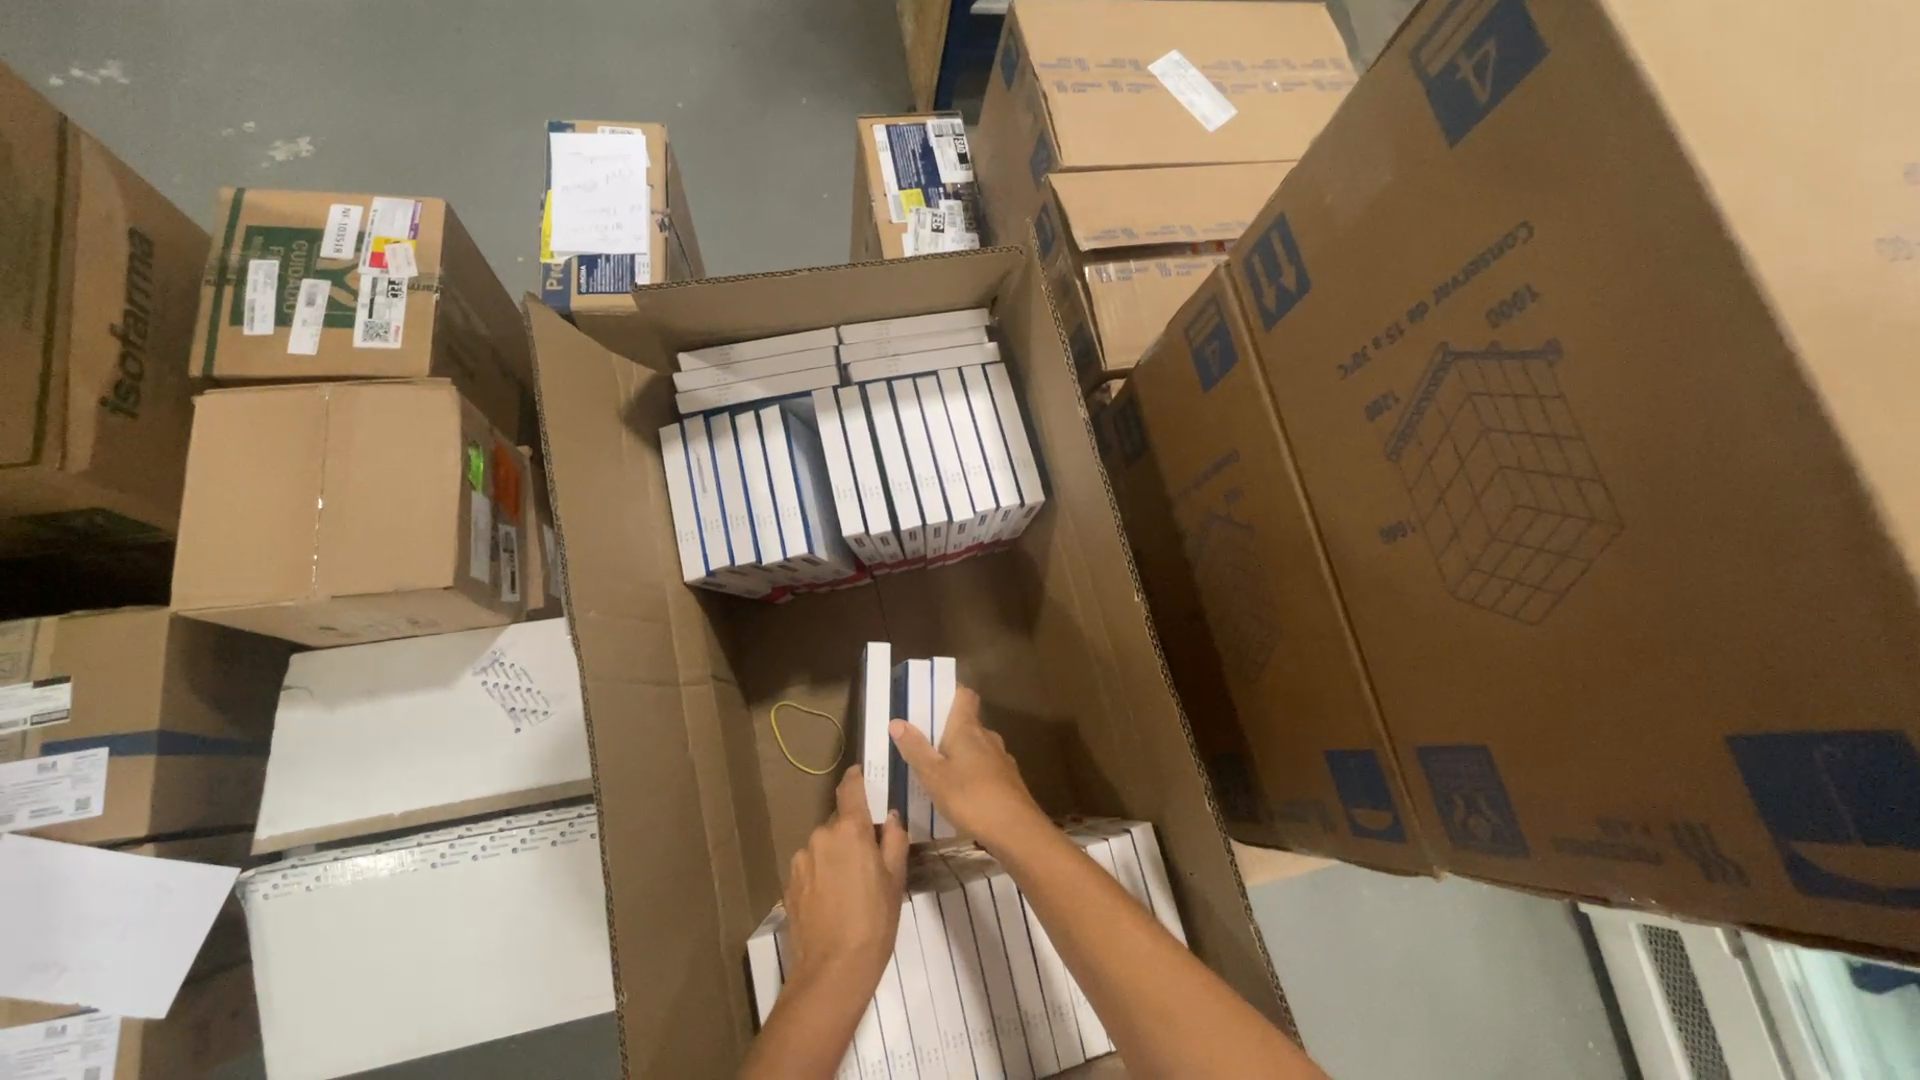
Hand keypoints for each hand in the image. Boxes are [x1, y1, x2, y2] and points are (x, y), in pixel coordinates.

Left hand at [783, 766, 908, 988]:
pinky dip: (822, 876)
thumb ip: (893, 840)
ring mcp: (801, 861)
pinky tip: (833, 903)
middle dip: (852, 834)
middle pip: (839, 824)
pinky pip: (811, 868)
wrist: (833, 969)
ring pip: (823, 847)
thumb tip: (889, 817)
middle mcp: (820, 837)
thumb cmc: (874, 921)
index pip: (850, 789)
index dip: (856, 778)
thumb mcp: (895, 879)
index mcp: (849, 830)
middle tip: (870, 861)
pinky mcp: (789, 884)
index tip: (861, 774)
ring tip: (851, 889)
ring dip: (836, 857)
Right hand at [890, 685, 1049, 849]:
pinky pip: (985, 768)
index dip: (950, 692)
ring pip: (977, 747)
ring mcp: (1001, 759)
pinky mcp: (1008, 780)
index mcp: (968, 729)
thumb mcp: (933, 775)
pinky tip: (960, 792)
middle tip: (922, 741)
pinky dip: (972, 773)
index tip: (930, 700)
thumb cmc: (970, 797)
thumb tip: (897, 721)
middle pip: (967, 722)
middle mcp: (988, 737)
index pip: (964, 695)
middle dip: (947, 729)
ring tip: (937, 769)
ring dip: (959, 753)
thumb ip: (915, 748)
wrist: (1016, 830)